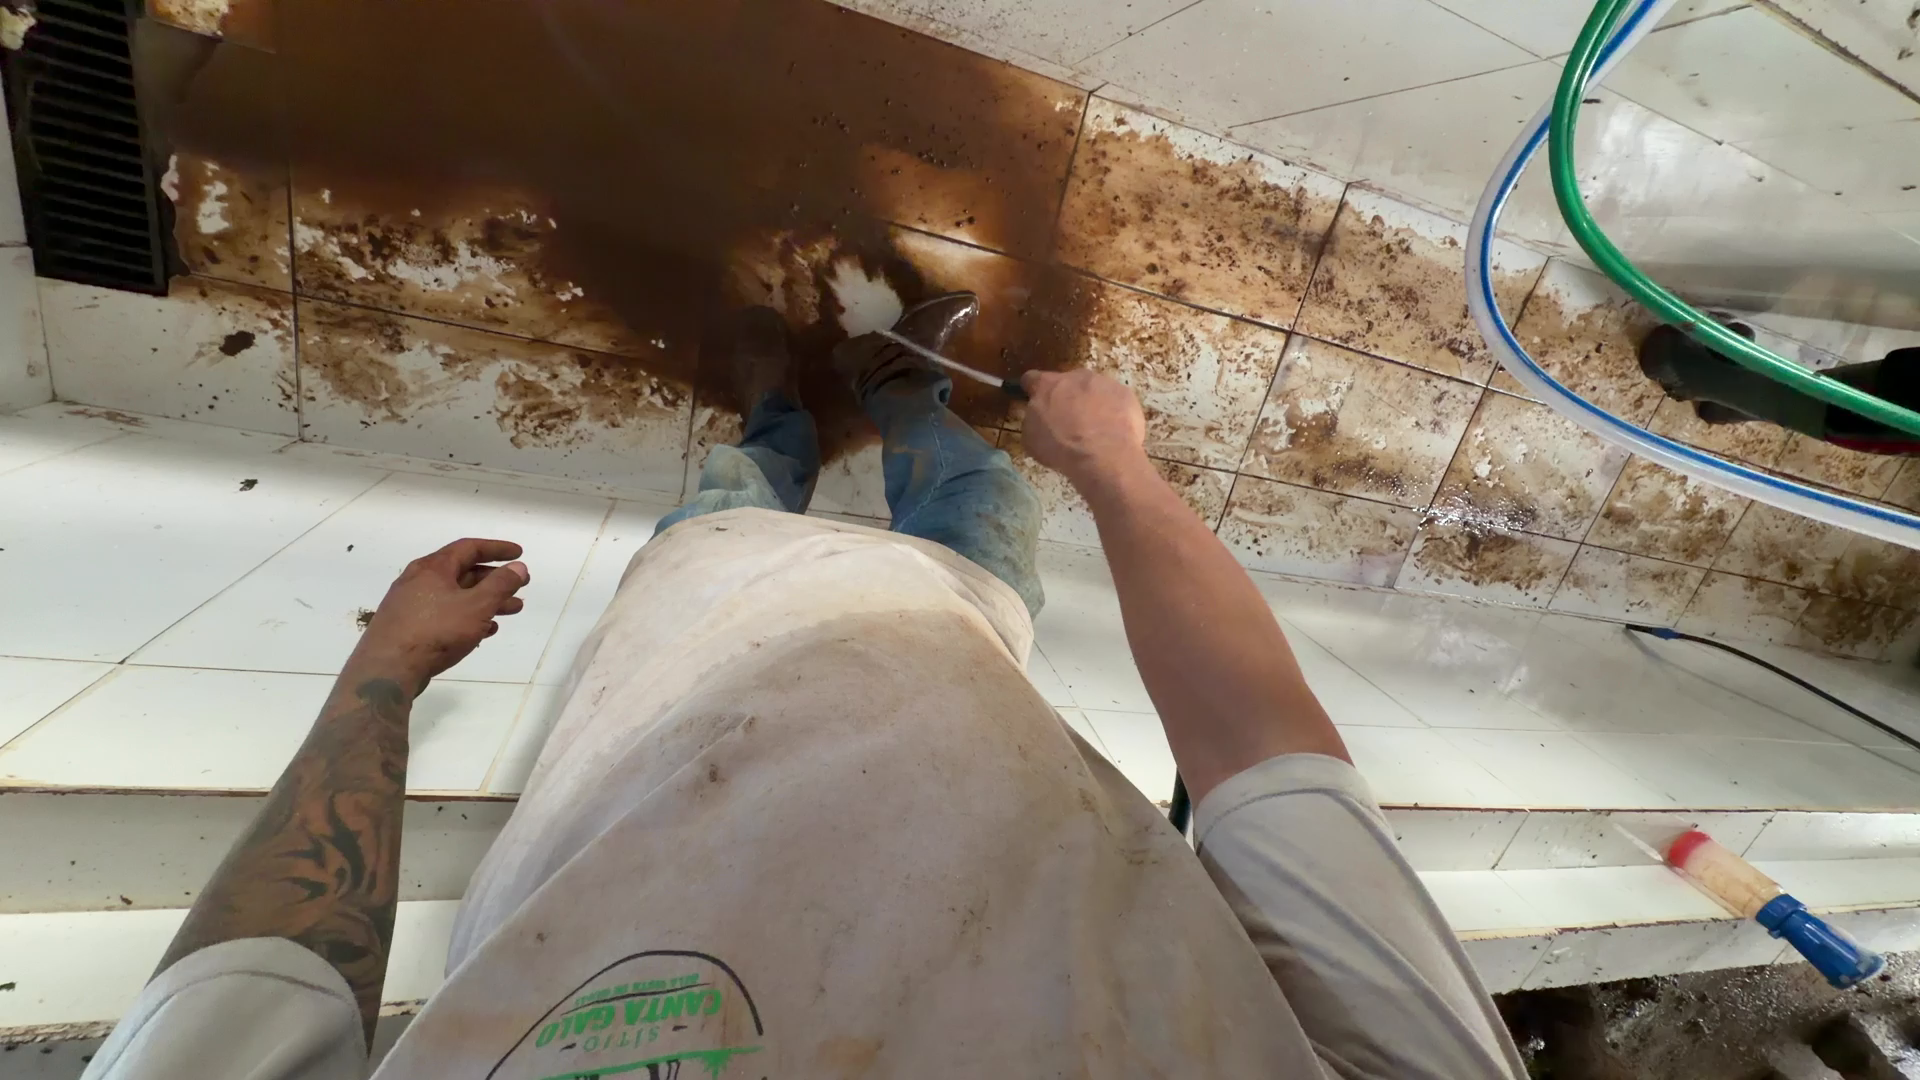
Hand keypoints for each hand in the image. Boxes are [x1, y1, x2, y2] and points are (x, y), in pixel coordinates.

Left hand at [352, 539, 529, 691]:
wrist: (388, 670)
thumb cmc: (436, 631)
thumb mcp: (477, 605)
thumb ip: (501, 584)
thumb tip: (518, 567)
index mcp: (432, 568)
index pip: (469, 548)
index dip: (497, 548)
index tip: (519, 554)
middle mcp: (419, 581)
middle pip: (464, 572)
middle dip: (496, 579)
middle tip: (520, 585)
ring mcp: (411, 604)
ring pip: (457, 595)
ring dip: (487, 600)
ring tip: (512, 610)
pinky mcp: (409, 626)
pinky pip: (446, 613)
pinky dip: (469, 615)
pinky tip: (485, 629)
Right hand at [1019, 369, 1148, 488]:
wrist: (1102, 455)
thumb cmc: (1060, 448)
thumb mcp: (1031, 439)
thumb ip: (1033, 420)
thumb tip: (1038, 417)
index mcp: (1047, 385)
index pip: (1032, 378)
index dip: (1032, 389)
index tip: (1034, 399)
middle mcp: (1076, 377)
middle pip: (1068, 382)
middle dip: (1067, 397)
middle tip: (1069, 421)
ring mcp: (1104, 383)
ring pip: (1094, 389)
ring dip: (1092, 403)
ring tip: (1095, 429)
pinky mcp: (1126, 394)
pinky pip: (1116, 400)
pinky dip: (1113, 411)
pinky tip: (1113, 431)